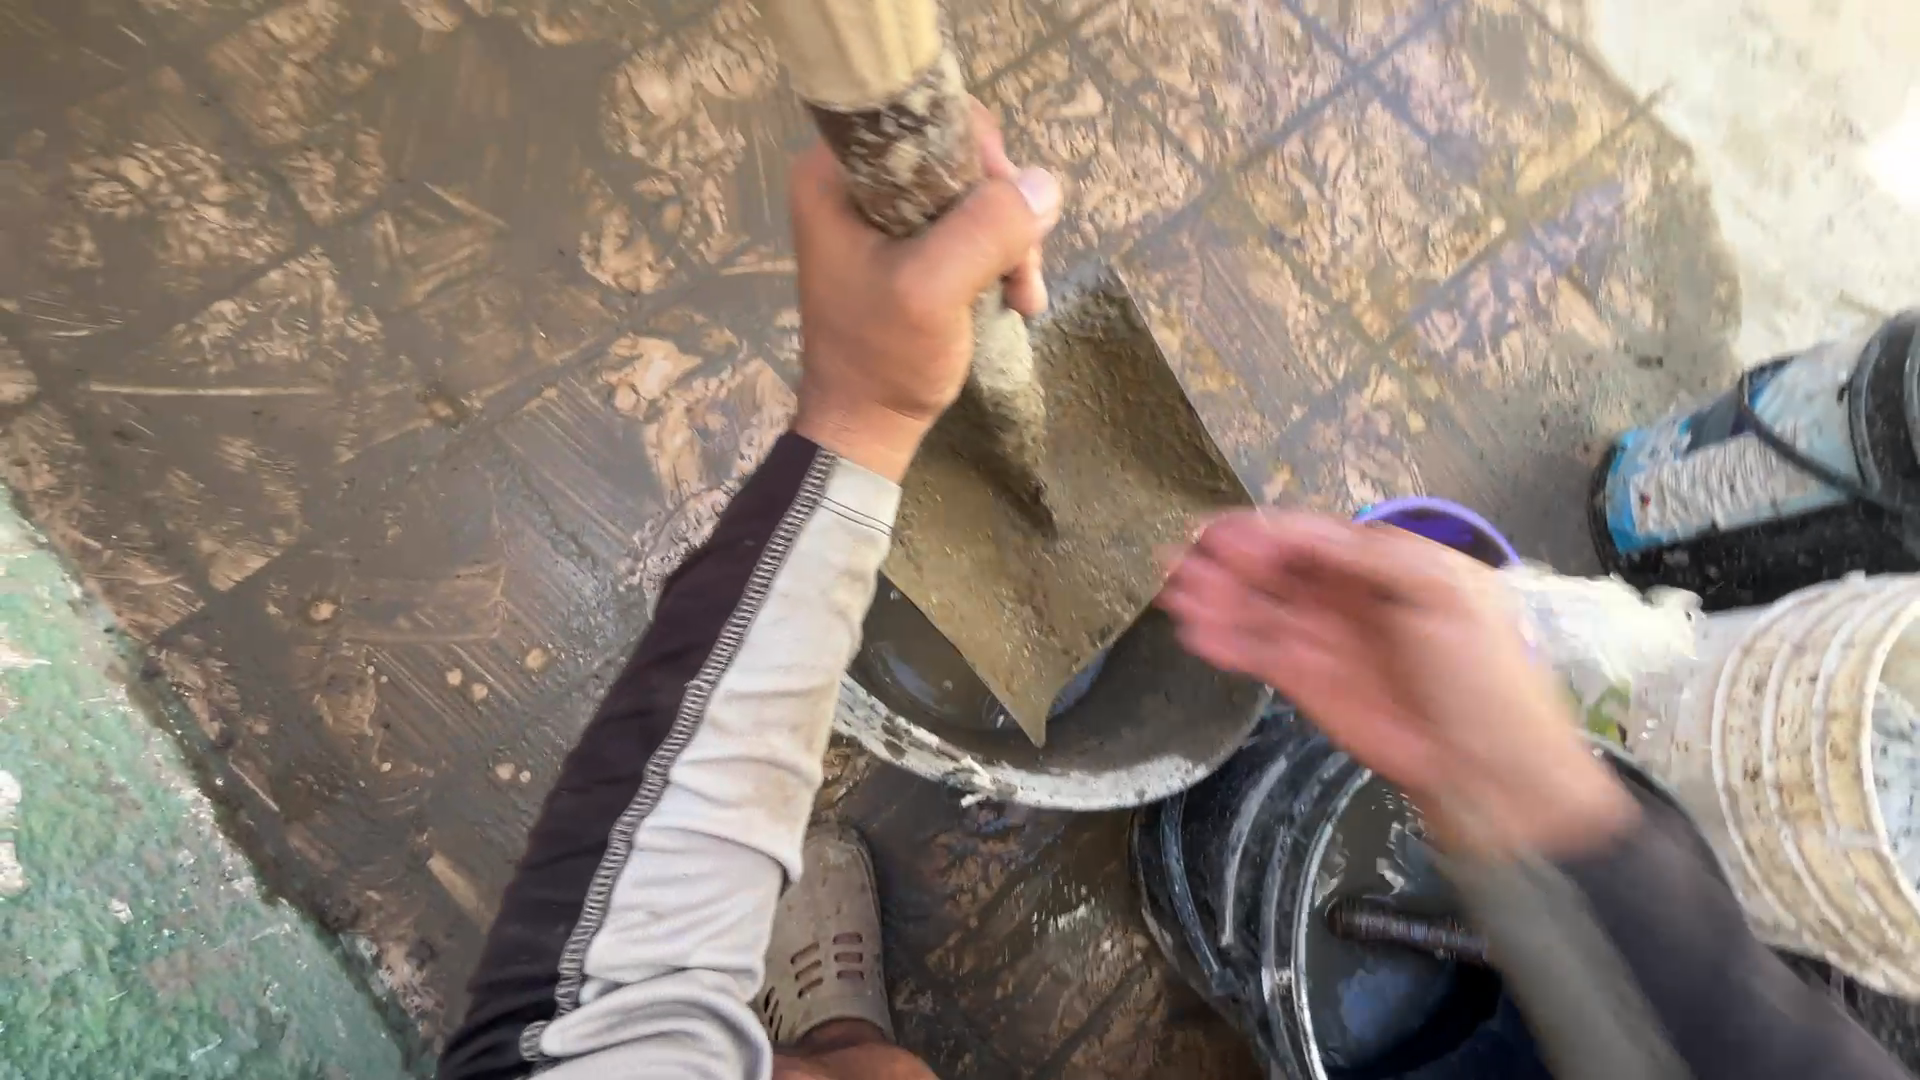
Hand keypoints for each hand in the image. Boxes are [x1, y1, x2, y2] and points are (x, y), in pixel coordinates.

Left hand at [788, 103, 1061, 480]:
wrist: (867, 424)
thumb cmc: (883, 361)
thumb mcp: (933, 292)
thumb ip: (986, 231)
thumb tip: (1045, 185)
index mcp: (837, 173)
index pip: (926, 118)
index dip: (981, 157)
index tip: (1007, 212)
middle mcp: (858, 183)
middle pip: (958, 158)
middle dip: (1002, 213)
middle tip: (1020, 270)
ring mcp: (885, 218)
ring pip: (974, 198)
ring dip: (1010, 244)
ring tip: (1022, 297)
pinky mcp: (909, 251)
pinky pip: (970, 231)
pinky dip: (999, 262)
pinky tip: (1015, 299)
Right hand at [1157, 511, 1637, 856]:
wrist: (1485, 767)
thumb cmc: (1475, 670)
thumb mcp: (1441, 589)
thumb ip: (1368, 554)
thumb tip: (1298, 532)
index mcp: (1381, 567)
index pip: (1310, 539)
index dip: (1263, 531)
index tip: (1216, 530)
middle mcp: (1342, 596)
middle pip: (1272, 570)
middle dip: (1227, 561)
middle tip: (1178, 556)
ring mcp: (1317, 639)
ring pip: (1255, 610)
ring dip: (1215, 599)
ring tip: (1173, 592)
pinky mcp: (1300, 680)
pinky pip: (1254, 653)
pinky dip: (1224, 643)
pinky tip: (1194, 633)